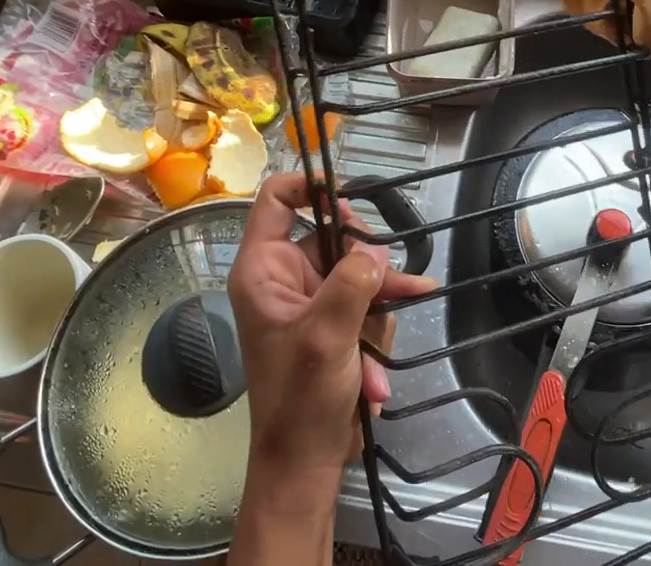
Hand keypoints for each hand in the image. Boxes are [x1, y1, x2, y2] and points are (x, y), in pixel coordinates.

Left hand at [227, 172, 435, 483]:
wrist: (306, 463)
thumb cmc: (301, 399)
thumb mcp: (328, 335)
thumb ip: (353, 282)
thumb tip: (376, 250)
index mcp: (264, 269)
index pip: (278, 199)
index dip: (311, 187)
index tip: (350, 198)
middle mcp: (285, 277)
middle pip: (334, 237)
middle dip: (366, 267)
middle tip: (387, 283)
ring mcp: (311, 300)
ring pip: (359, 273)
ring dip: (377, 309)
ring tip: (374, 351)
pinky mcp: (333, 323)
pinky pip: (367, 303)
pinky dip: (378, 329)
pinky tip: (379, 373)